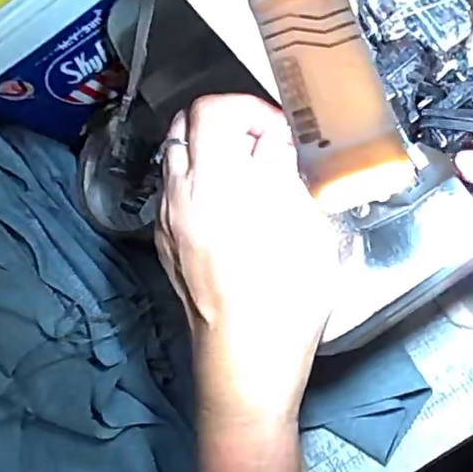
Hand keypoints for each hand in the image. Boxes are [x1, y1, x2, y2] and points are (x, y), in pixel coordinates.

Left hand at [155, 95, 337, 424]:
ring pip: (178, 153)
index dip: (257, 111)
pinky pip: (175, 187)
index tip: (284, 136)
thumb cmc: (286, 302)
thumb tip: (279, 143)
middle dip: (232, 122)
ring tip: (252, 175)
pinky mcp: (166, 242)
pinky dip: (201, 177)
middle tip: (268, 147)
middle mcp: (181, 195)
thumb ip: (286, 175)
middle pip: (189, 122)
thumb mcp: (306, 231)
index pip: (217, 110)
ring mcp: (168, 219)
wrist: (246, 361)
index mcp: (218, 186)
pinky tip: (232, 206)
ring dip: (214, 148)